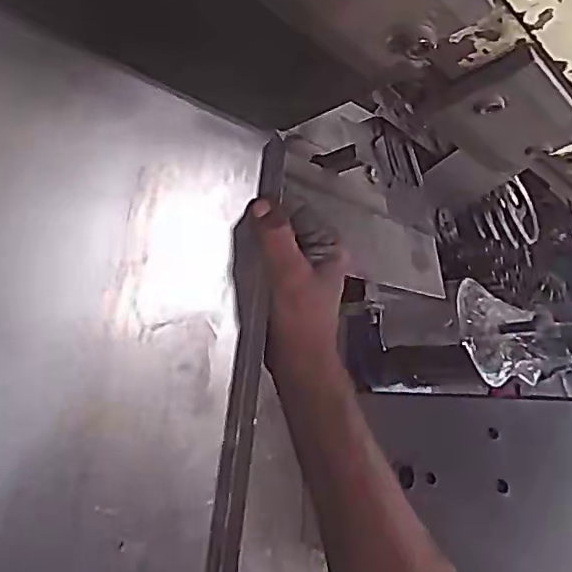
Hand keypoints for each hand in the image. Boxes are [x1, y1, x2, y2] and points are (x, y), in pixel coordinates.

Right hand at [248, 198, 347, 362]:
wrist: (299, 365)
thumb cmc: (302, 325)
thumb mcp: (288, 275)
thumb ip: (277, 238)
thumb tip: (262, 206)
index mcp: (329, 247)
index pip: (298, 210)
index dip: (273, 209)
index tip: (249, 211)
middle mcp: (319, 255)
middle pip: (285, 226)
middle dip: (263, 228)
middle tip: (242, 232)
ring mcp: (303, 270)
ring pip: (275, 245)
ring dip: (257, 246)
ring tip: (242, 249)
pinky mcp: (287, 285)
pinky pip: (269, 263)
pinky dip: (256, 262)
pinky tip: (245, 268)